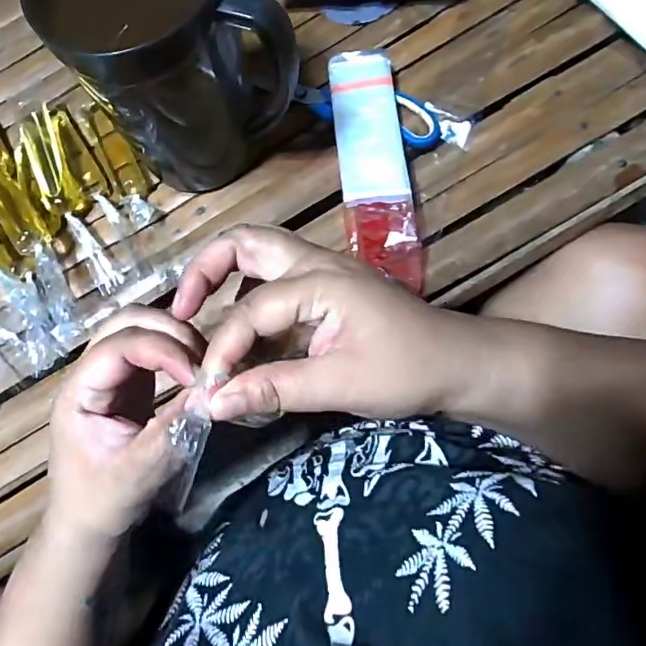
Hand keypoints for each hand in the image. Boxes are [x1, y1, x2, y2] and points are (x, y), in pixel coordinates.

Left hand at [45, 307, 203, 546]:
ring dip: (172, 335)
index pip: (119, 345)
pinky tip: (194, 366)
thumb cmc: (103, 500)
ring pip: (137, 327)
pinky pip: (148, 347)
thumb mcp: (140, 473)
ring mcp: (106, 373)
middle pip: (125, 322)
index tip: (198, 375)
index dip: (162, 350)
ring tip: (203, 361)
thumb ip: (172, 432)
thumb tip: (209, 394)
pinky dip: (173, 348)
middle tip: (205, 358)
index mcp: (78, 390)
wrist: (87, 523)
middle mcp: (88, 372)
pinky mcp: (125, 381)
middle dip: (168, 330)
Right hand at [173, 226, 504, 424]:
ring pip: (258, 250)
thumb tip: (215, 403)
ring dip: (224, 272)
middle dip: (205, 268)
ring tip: (200, 309)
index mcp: (319, 281)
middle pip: (244, 242)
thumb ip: (275, 389)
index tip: (209, 388)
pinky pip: (273, 273)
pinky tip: (242, 322)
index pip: (250, 310)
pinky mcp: (326, 285)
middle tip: (183, 308)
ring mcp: (322, 269)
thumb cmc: (409, 371)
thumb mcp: (341, 386)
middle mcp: (314, 263)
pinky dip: (246, 287)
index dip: (223, 349)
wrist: (463, 362)